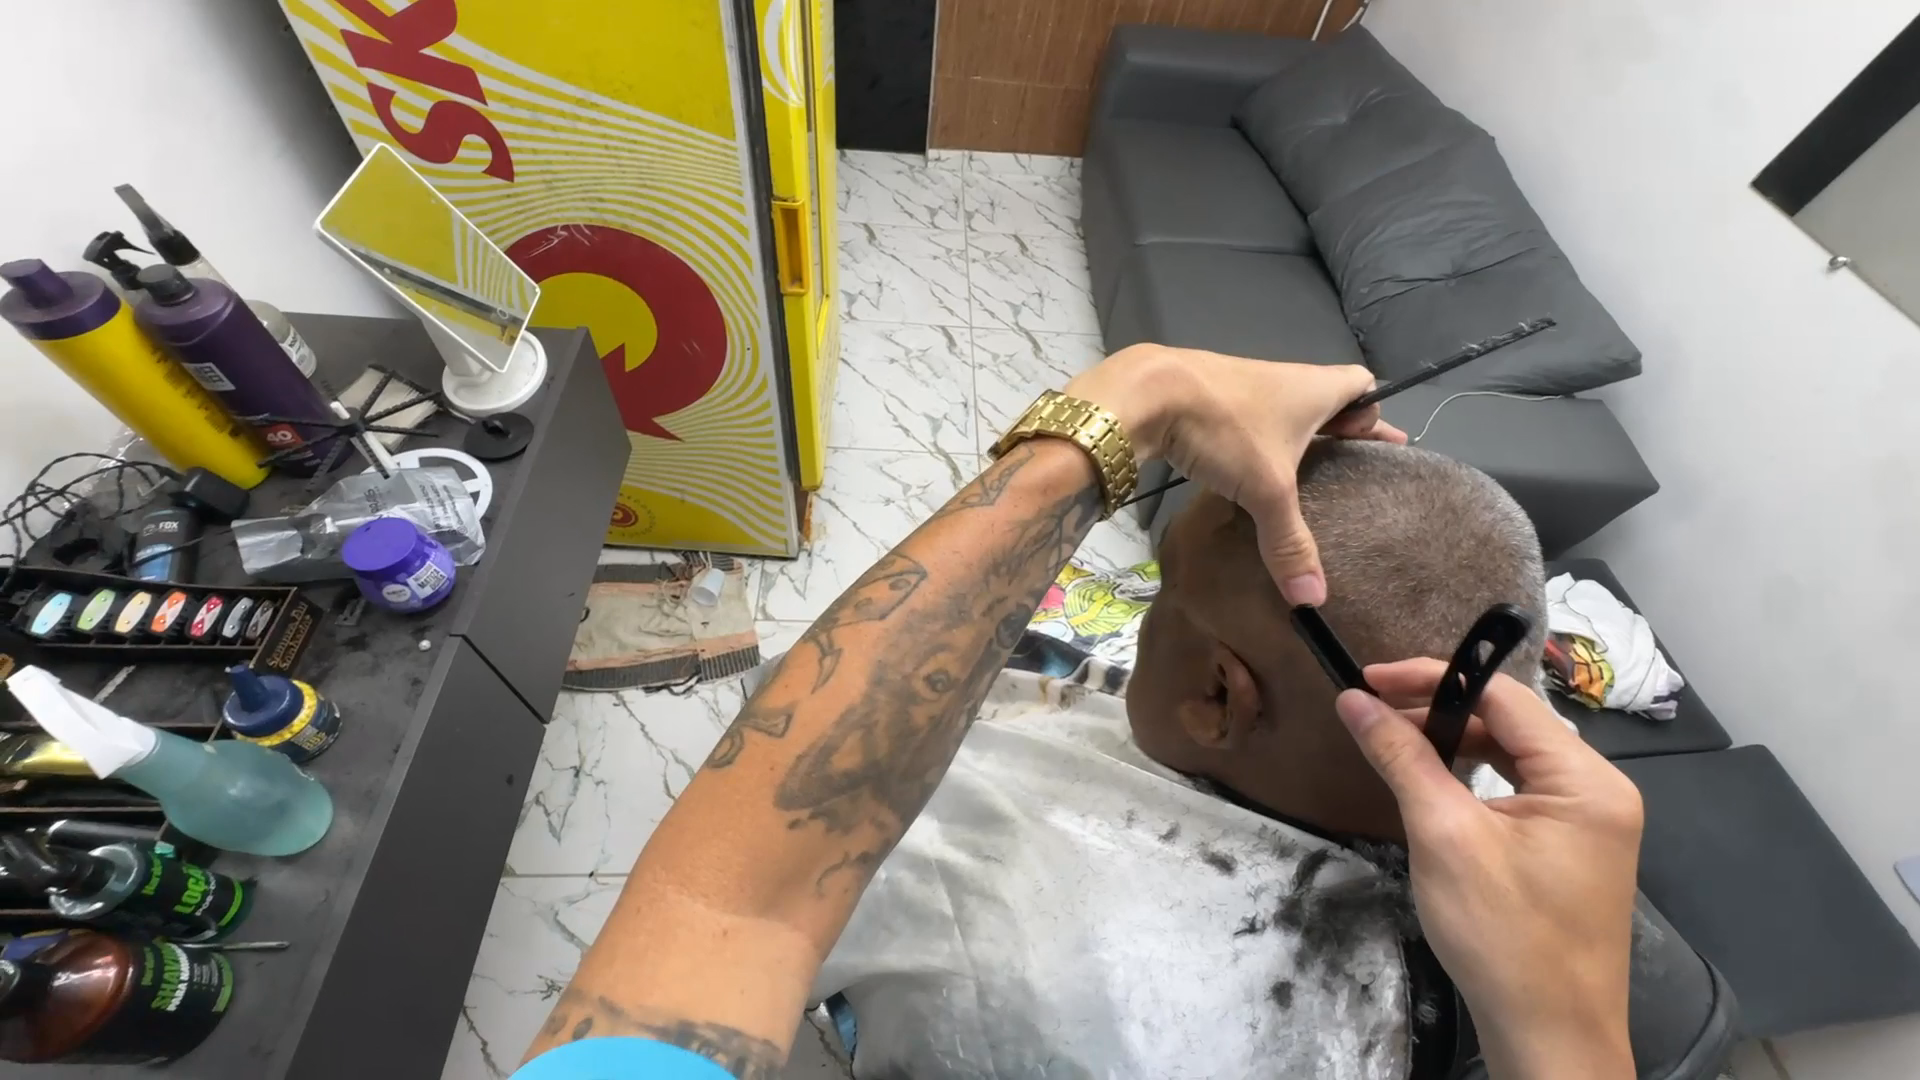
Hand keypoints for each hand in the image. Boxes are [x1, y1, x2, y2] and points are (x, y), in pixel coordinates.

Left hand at [1064, 345, 1403, 605]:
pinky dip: (1252, 444)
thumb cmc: (1225, 427)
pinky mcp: (1206, 400)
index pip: (1363, 387)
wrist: (1147, 393)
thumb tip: (1312, 601)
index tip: (1379, 450)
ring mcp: (1241, 387)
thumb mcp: (1266, 489)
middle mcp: (1283, 380)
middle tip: (1342, 472)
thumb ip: (1289, 542)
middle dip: (1336, 432)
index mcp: (1314, 388)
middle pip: (1323, 400)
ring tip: (1296, 481)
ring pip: (1280, 412)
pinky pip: (1244, 422)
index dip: (1374, 415)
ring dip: (1290, 439)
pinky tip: (1241, 475)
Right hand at [1336, 660, 1641, 1079]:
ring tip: (1389, 739)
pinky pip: (1510, 784)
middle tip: (1370, 710)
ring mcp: (1584, 819)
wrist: (1547, 1034)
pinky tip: (1427, 776)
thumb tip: (1352, 699)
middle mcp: (1596, 790)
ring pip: (1506, 751)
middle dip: (1435, 708)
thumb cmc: (1501, 932)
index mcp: (1585, 781)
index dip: (1432, 678)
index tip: (1369, 678)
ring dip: (1446, 739)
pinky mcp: (1564, 844)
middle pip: (1507, 721)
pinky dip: (1464, 771)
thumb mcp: (1442, 833)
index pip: (1504, 698)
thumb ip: (1400, 755)